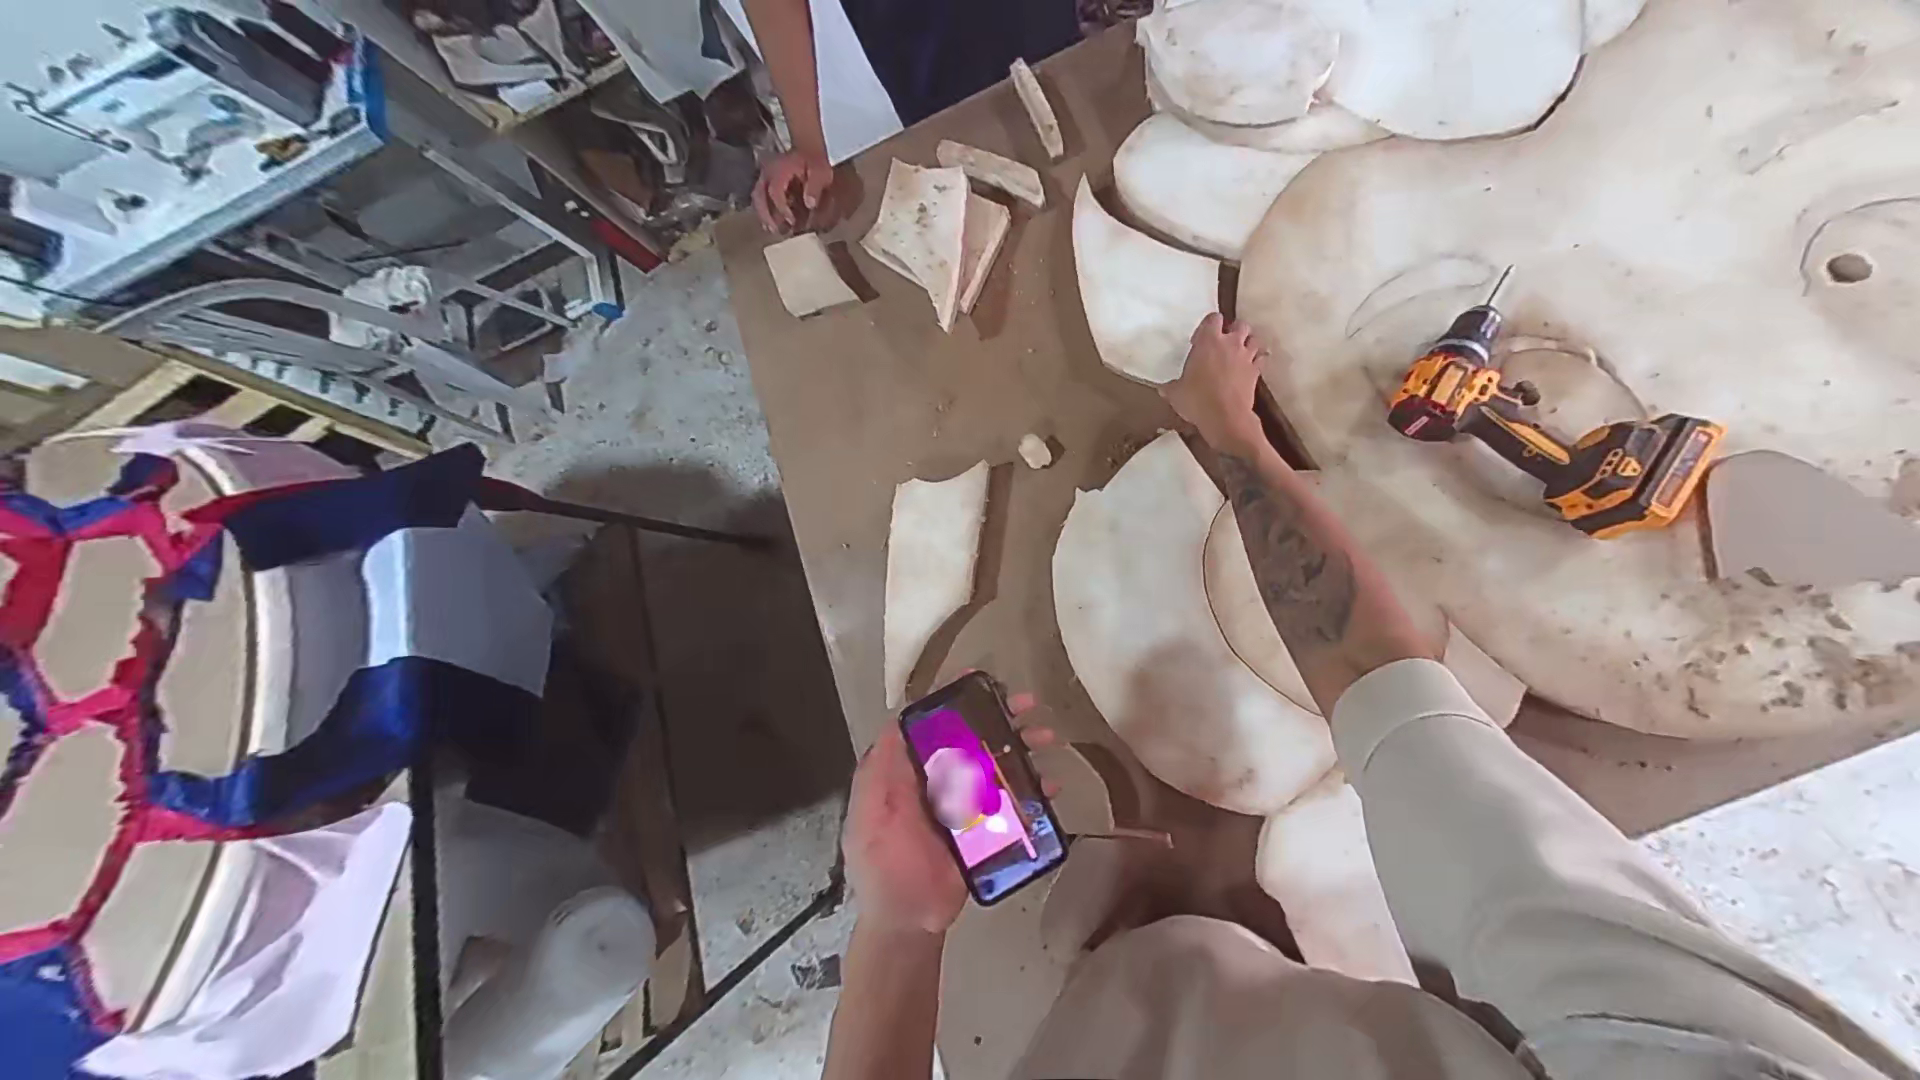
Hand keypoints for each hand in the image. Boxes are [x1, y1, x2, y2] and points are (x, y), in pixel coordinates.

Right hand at [753, 148, 837, 232]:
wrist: (808, 148)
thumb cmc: (814, 161)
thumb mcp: (820, 172)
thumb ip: (815, 186)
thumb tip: (810, 204)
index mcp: (780, 169)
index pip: (775, 191)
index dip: (781, 208)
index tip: (791, 221)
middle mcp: (768, 171)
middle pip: (759, 195)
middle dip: (765, 215)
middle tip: (774, 231)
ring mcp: (765, 175)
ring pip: (757, 197)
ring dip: (762, 214)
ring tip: (771, 230)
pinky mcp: (766, 181)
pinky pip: (760, 197)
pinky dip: (764, 210)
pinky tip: (771, 223)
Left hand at [843, 695, 1054, 935]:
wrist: (908, 925)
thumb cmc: (882, 870)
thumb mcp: (868, 818)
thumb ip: (879, 773)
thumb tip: (894, 720)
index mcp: (911, 771)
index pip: (933, 725)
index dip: (955, 700)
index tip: (979, 679)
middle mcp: (941, 780)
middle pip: (972, 738)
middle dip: (1000, 716)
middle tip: (1028, 704)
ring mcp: (967, 804)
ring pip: (997, 764)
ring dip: (1022, 746)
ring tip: (1046, 738)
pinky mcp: (988, 830)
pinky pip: (1014, 803)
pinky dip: (1034, 789)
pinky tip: (1051, 784)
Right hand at [1161, 314, 1267, 455]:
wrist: (1224, 417)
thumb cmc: (1196, 400)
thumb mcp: (1175, 393)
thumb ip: (1170, 387)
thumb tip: (1162, 389)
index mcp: (1209, 341)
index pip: (1213, 318)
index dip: (1207, 326)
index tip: (1199, 340)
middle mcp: (1230, 343)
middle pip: (1240, 324)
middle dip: (1232, 331)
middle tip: (1222, 343)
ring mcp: (1246, 357)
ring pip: (1254, 339)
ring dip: (1247, 343)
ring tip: (1237, 352)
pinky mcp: (1256, 372)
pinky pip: (1261, 359)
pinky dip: (1256, 360)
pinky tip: (1249, 367)